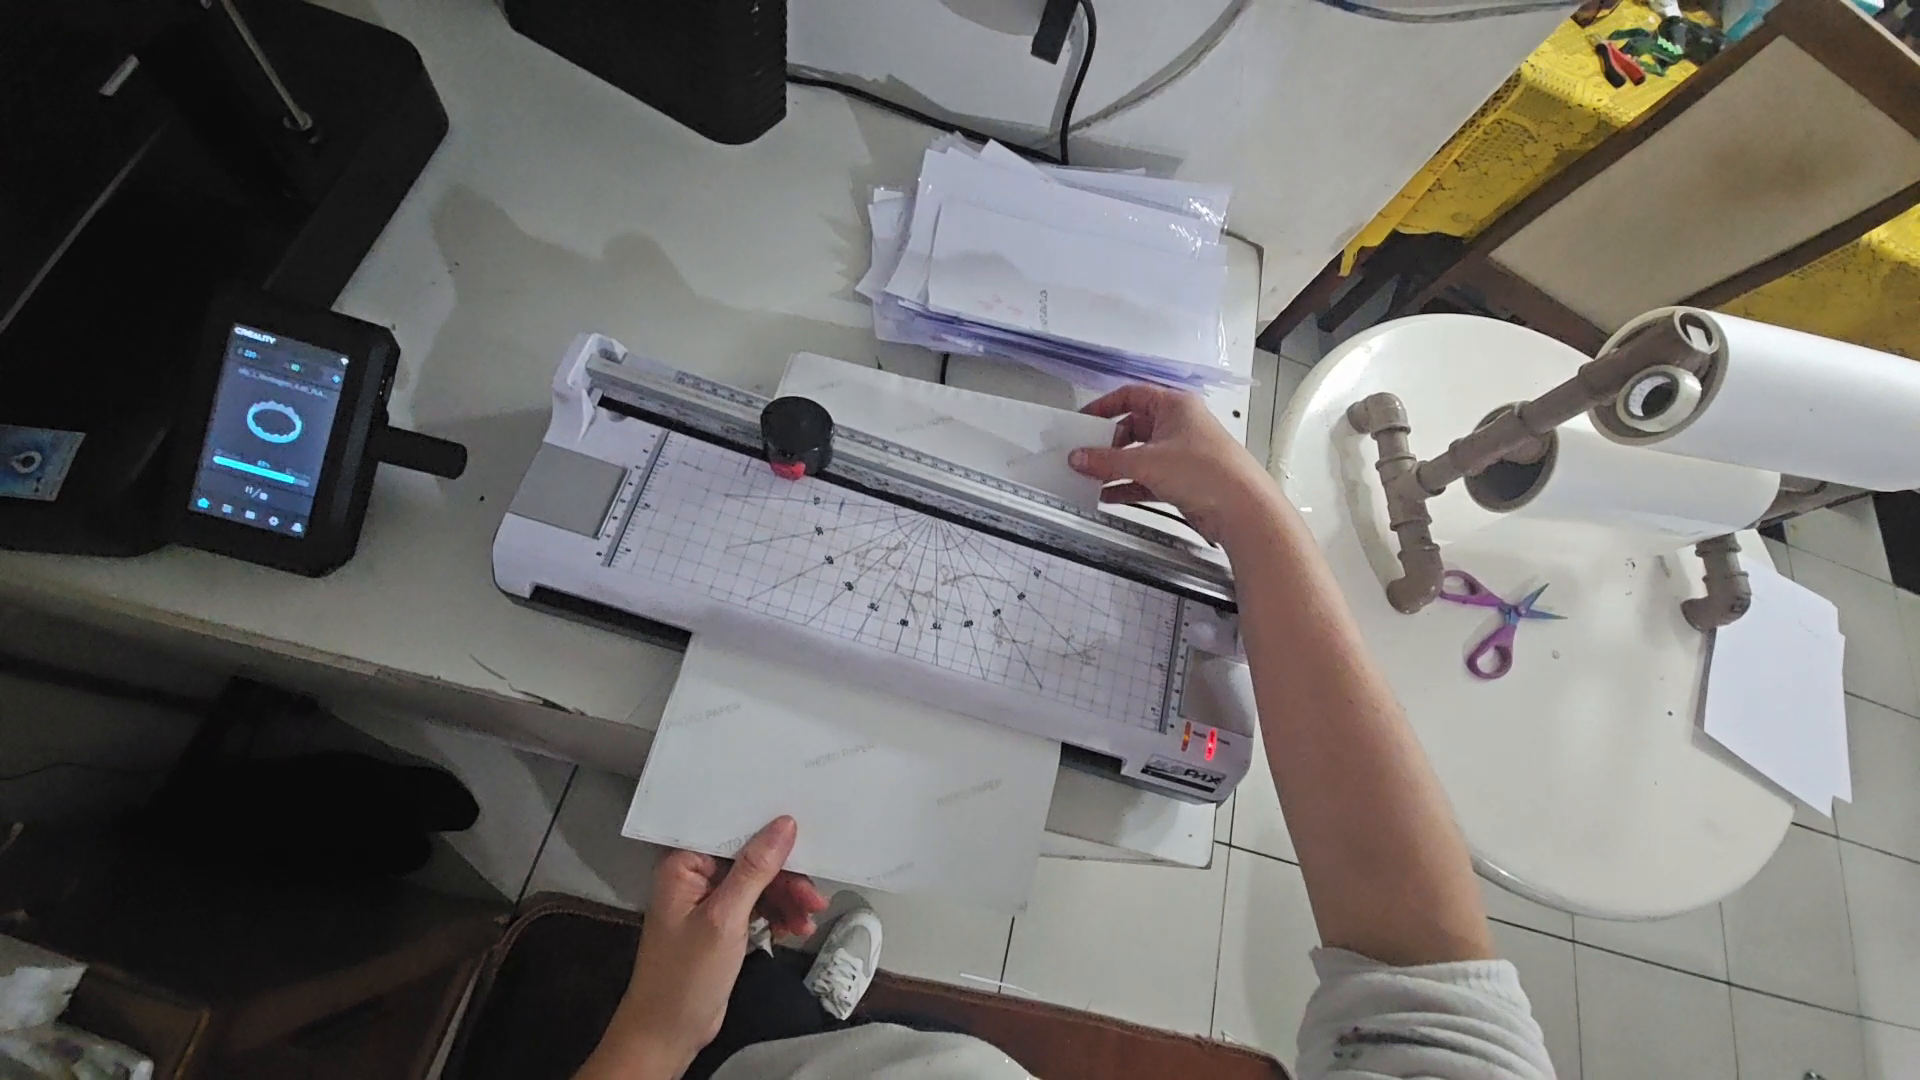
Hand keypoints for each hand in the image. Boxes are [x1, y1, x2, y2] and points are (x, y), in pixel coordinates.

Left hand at [590, 818, 827, 1079]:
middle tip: (813, 897)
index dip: (769, 830)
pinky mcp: (724, 921)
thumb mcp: (724, 919)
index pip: (733, 831)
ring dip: (787, 899)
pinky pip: (759, 903)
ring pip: (761, 882)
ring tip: (807, 920)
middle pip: (753, 859)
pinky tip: (795, 928)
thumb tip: (785, 823)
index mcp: (685, 864)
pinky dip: (779, 914)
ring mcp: (711, 899)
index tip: (805, 835)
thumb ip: (755, 869)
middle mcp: (697, 874)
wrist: (667, 1036)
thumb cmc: (685, 976)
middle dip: (786, 877)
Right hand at [1069, 384, 1281, 545]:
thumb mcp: (1146, 462)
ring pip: (1138, 456)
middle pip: (1133, 428)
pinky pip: (1145, 478)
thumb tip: (1080, 457)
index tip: (1083, 419)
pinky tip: (1108, 494)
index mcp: (1175, 406)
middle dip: (1107, 443)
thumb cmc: (1208, 471)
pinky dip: (1127, 485)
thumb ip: (1107, 460)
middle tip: (1083, 454)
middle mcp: (1179, 426)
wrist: (1242, 509)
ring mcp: (1181, 454)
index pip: (1131, 395)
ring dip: (1114, 467)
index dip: (1104, 406)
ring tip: (1089, 477)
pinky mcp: (1182, 480)